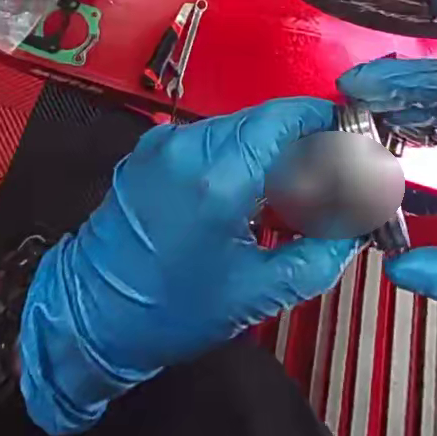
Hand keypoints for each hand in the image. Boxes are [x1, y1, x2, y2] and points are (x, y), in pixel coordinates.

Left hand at [18, 99, 361, 435]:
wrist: (83, 319)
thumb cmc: (168, 310)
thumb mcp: (254, 293)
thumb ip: (318, 256)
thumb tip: (353, 229)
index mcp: (219, 175)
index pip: (288, 116)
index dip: (327, 121)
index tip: (349, 140)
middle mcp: (190, 144)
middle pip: (268, 118)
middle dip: (305, 140)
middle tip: (329, 173)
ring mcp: (166, 142)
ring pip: (242, 125)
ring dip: (274, 147)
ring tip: (290, 188)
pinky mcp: (152, 148)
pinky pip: (213, 136)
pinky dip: (242, 152)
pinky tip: (250, 189)